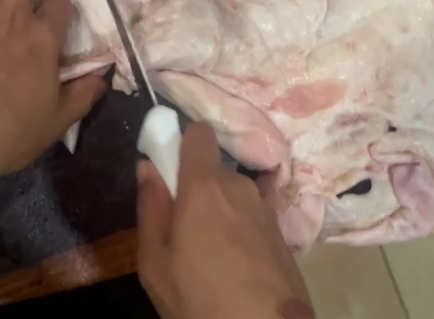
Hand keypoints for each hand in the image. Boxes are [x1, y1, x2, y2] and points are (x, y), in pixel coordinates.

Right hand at [137, 123, 312, 318]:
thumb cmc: (202, 301)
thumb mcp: (156, 262)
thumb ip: (150, 207)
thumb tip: (148, 167)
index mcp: (204, 185)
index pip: (199, 132)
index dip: (184, 142)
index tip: (171, 168)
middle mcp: (239, 187)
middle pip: (213, 171)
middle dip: (198, 190)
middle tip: (184, 231)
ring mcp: (266, 212)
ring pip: (233, 197)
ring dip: (221, 214)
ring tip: (212, 258)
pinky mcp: (285, 238)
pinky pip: (253, 220)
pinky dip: (242, 234)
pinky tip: (237, 271)